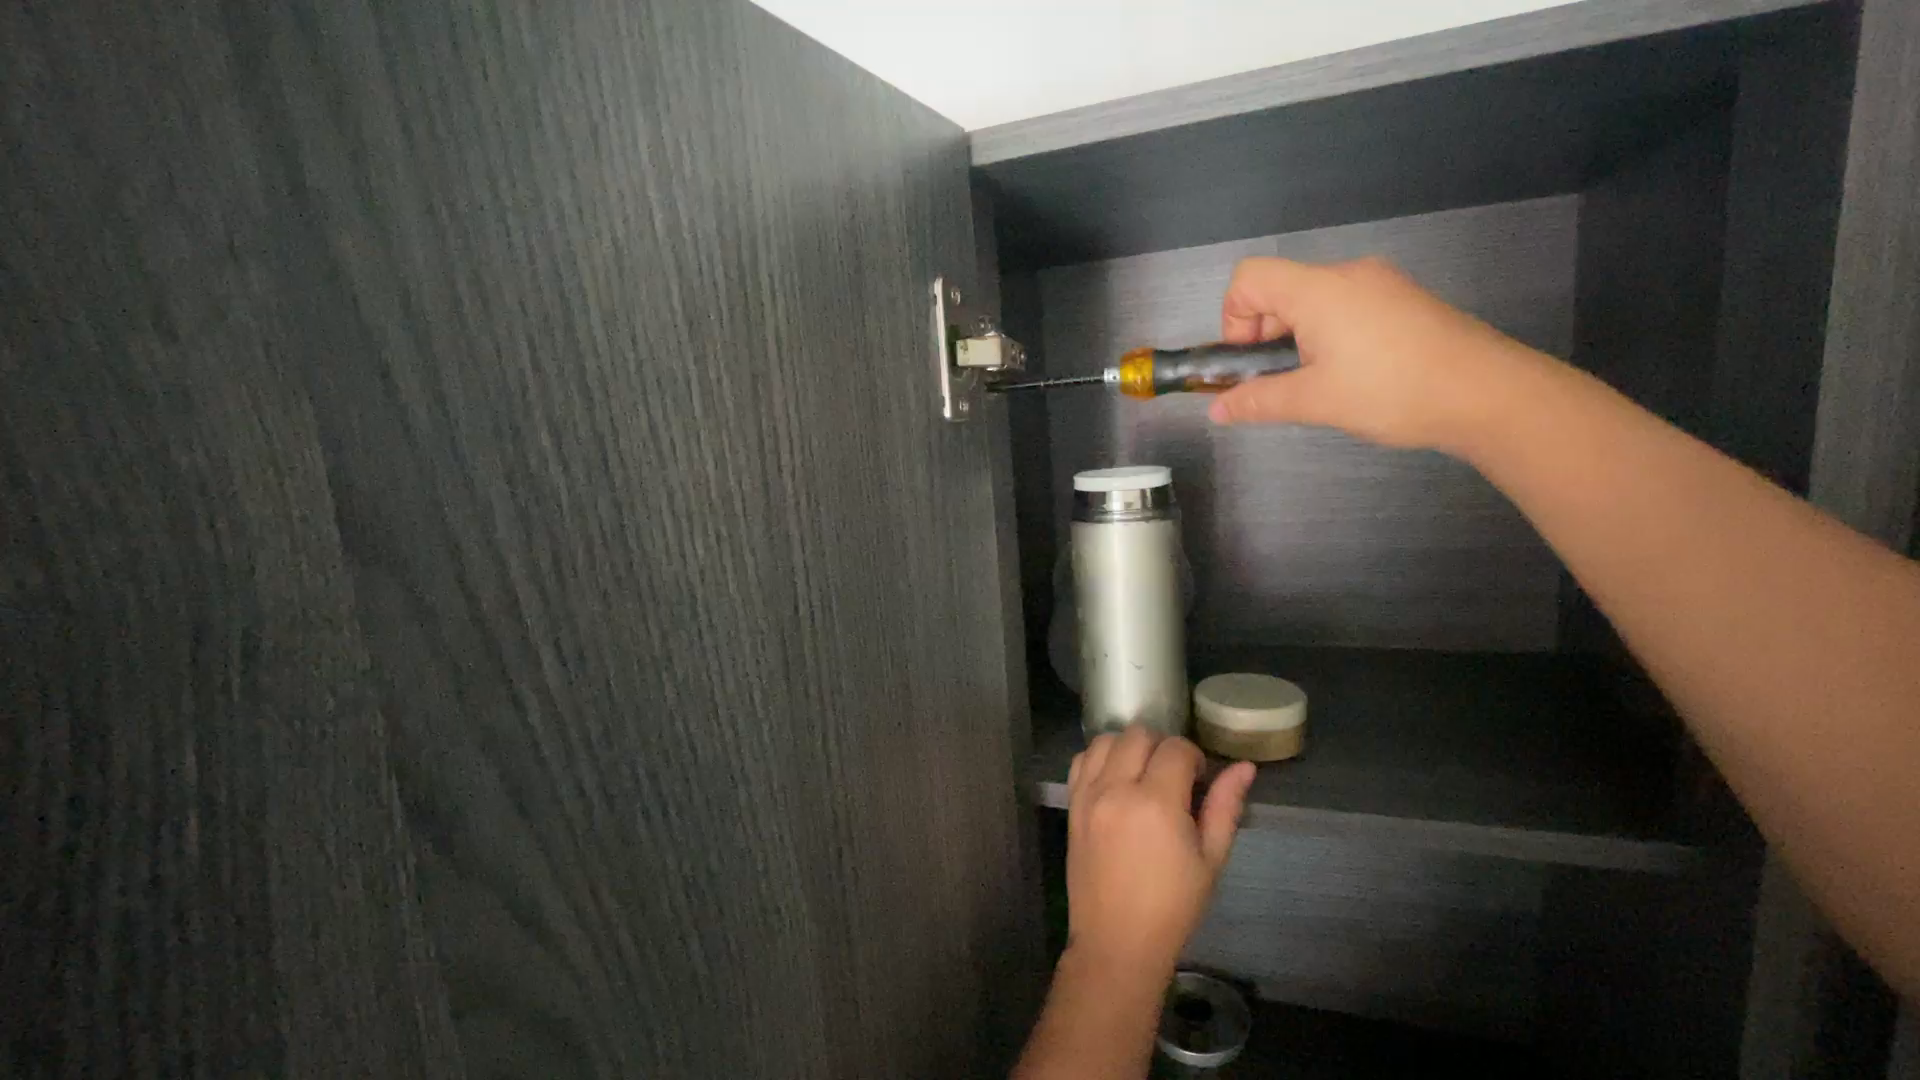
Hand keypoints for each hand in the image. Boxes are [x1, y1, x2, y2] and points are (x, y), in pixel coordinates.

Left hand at [1065, 726, 1256, 978]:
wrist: (1117, 940)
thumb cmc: (1173, 906)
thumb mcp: (1211, 859)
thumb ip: (1225, 806)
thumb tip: (1245, 767)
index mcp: (1156, 803)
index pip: (1176, 748)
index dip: (1194, 758)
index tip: (1199, 781)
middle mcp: (1116, 790)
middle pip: (1139, 735)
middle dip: (1162, 746)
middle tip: (1174, 776)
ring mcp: (1088, 796)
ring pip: (1106, 740)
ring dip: (1128, 747)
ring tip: (1143, 774)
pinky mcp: (1072, 806)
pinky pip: (1081, 760)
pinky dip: (1099, 758)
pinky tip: (1116, 779)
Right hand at [1209, 256, 1552, 452]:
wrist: (1486, 394)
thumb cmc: (1391, 391)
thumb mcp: (1315, 401)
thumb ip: (1259, 401)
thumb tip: (1216, 412)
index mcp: (1318, 290)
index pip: (1249, 277)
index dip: (1234, 318)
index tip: (1251, 361)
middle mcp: (1347, 275)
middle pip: (1281, 290)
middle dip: (1266, 335)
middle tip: (1282, 381)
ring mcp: (1380, 284)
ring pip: (1314, 302)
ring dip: (1299, 339)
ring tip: (1320, 384)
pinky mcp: (1403, 301)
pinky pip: (1347, 308)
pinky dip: (1331, 336)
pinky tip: (1354, 375)